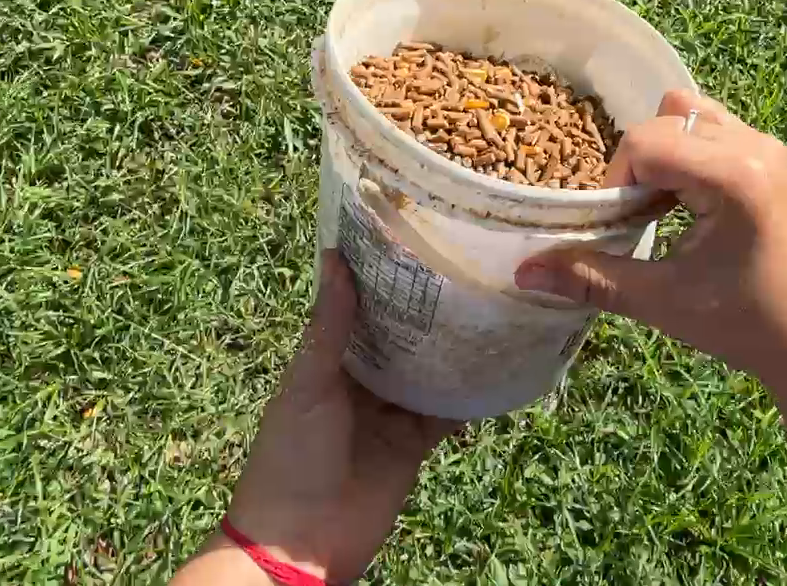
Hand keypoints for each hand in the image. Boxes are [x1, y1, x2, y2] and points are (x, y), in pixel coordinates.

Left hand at [174, 251, 458, 584]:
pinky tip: (494, 367)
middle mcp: (365, 378)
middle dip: (427, 310)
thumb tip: (335, 256)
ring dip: (451, 347)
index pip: (364, 308)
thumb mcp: (308, 384)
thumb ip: (330, 325)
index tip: (416, 241)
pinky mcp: (415, 441)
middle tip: (464, 267)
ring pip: (428, 369)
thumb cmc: (291, 454)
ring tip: (487, 305)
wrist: (298, 546)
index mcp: (333, 359)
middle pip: (402, 336)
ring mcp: (392, 410)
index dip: (386, 279)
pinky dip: (467, 395)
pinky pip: (446, 411)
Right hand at [511, 90, 786, 400]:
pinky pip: (711, 124)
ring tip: (663, 201)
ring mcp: (766, 145)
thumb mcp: (663, 302)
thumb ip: (591, 276)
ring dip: (661, 149)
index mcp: (733, 174)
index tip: (620, 225)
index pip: (644, 144)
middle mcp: (753, 144)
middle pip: (662, 122)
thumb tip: (522, 272)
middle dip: (636, 166)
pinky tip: (687, 197)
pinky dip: (686, 148)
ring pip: (687, 112)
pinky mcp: (770, 155)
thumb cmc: (745, 326)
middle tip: (639, 218)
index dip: (617, 182)